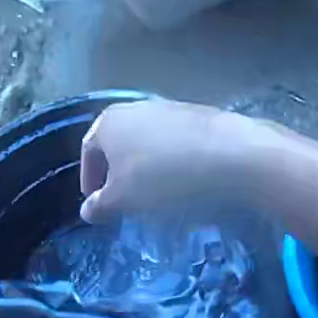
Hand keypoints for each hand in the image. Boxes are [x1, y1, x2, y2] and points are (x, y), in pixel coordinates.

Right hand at [78, 99, 314, 222]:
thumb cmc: (160, 177)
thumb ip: (98, 206)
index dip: (88, 179)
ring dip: (144, 168)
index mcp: (108, 122)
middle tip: (122, 200)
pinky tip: (182, 183)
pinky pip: (174, 143)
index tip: (95, 202)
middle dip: (116, 173)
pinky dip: (171, 162)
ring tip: (153, 195)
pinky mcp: (199, 115)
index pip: (87, 152)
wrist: (230, 156)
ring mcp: (169, 108)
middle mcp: (134, 107)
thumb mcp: (120, 200)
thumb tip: (87, 210)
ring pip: (146, 142)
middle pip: (117, 144)